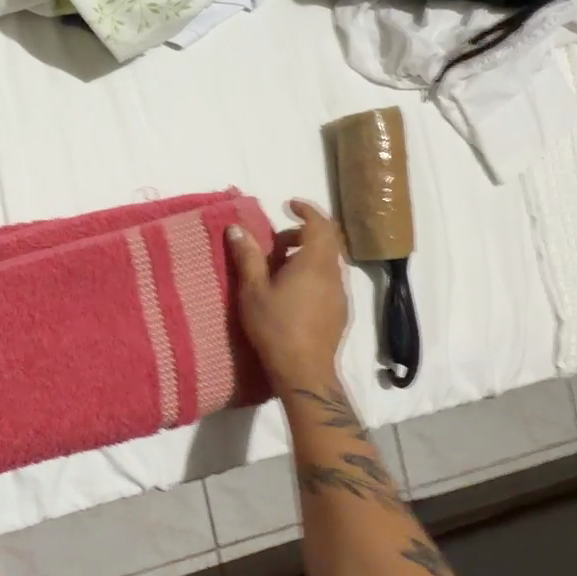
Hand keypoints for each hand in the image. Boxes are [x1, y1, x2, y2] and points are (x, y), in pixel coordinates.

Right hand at [228, 199, 348, 386]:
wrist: (304, 370)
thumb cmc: (275, 326)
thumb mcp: (253, 290)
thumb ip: (247, 256)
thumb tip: (236, 228)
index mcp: (313, 262)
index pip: (320, 224)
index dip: (306, 210)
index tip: (289, 205)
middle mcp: (333, 273)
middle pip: (326, 241)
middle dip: (302, 233)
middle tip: (275, 243)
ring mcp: (340, 293)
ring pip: (327, 262)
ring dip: (306, 255)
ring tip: (279, 268)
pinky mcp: (340, 310)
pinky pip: (328, 280)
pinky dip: (312, 273)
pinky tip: (292, 293)